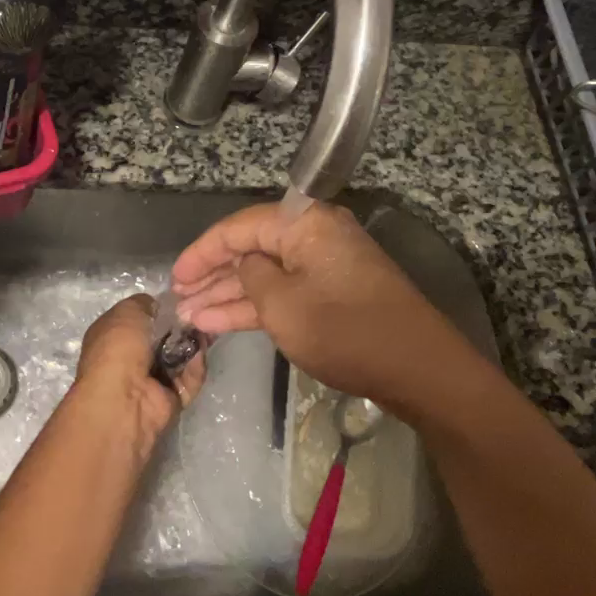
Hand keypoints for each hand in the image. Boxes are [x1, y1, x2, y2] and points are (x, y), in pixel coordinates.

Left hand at [72, 294, 205, 449]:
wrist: (125, 398)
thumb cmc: (119, 347)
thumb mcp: (128, 310)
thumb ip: (147, 304)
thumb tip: (161, 307)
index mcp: (115, 334)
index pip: (144, 317)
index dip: (163, 308)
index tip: (184, 300)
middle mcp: (132, 356)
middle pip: (166, 336)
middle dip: (184, 325)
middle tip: (202, 315)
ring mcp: (152, 378)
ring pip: (181, 355)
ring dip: (194, 344)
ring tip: (206, 331)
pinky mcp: (172, 397)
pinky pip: (190, 377)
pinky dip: (196, 367)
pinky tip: (199, 355)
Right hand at [172, 202, 450, 411]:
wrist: (421, 372)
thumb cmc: (347, 334)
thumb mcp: (284, 307)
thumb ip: (252, 276)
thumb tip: (245, 265)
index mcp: (305, 224)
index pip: (239, 228)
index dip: (202, 252)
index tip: (174, 277)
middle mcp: (314, 236)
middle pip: (251, 247)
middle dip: (212, 276)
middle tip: (177, 300)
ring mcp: (325, 266)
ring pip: (264, 273)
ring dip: (228, 294)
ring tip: (189, 317)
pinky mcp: (332, 294)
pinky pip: (284, 291)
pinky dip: (254, 306)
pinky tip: (218, 323)